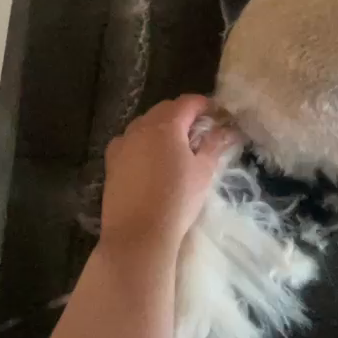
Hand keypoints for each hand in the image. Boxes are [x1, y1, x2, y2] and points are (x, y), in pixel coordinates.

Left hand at [99, 95, 239, 258]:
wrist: (138, 235)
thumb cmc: (177, 200)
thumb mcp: (203, 171)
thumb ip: (214, 145)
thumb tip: (227, 130)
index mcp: (167, 124)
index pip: (188, 102)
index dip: (204, 105)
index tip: (217, 115)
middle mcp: (141, 126)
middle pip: (165, 109)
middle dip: (183, 114)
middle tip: (199, 131)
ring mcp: (123, 142)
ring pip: (145, 123)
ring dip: (161, 126)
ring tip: (175, 146)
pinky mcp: (111, 161)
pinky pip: (129, 140)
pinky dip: (142, 141)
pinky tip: (149, 159)